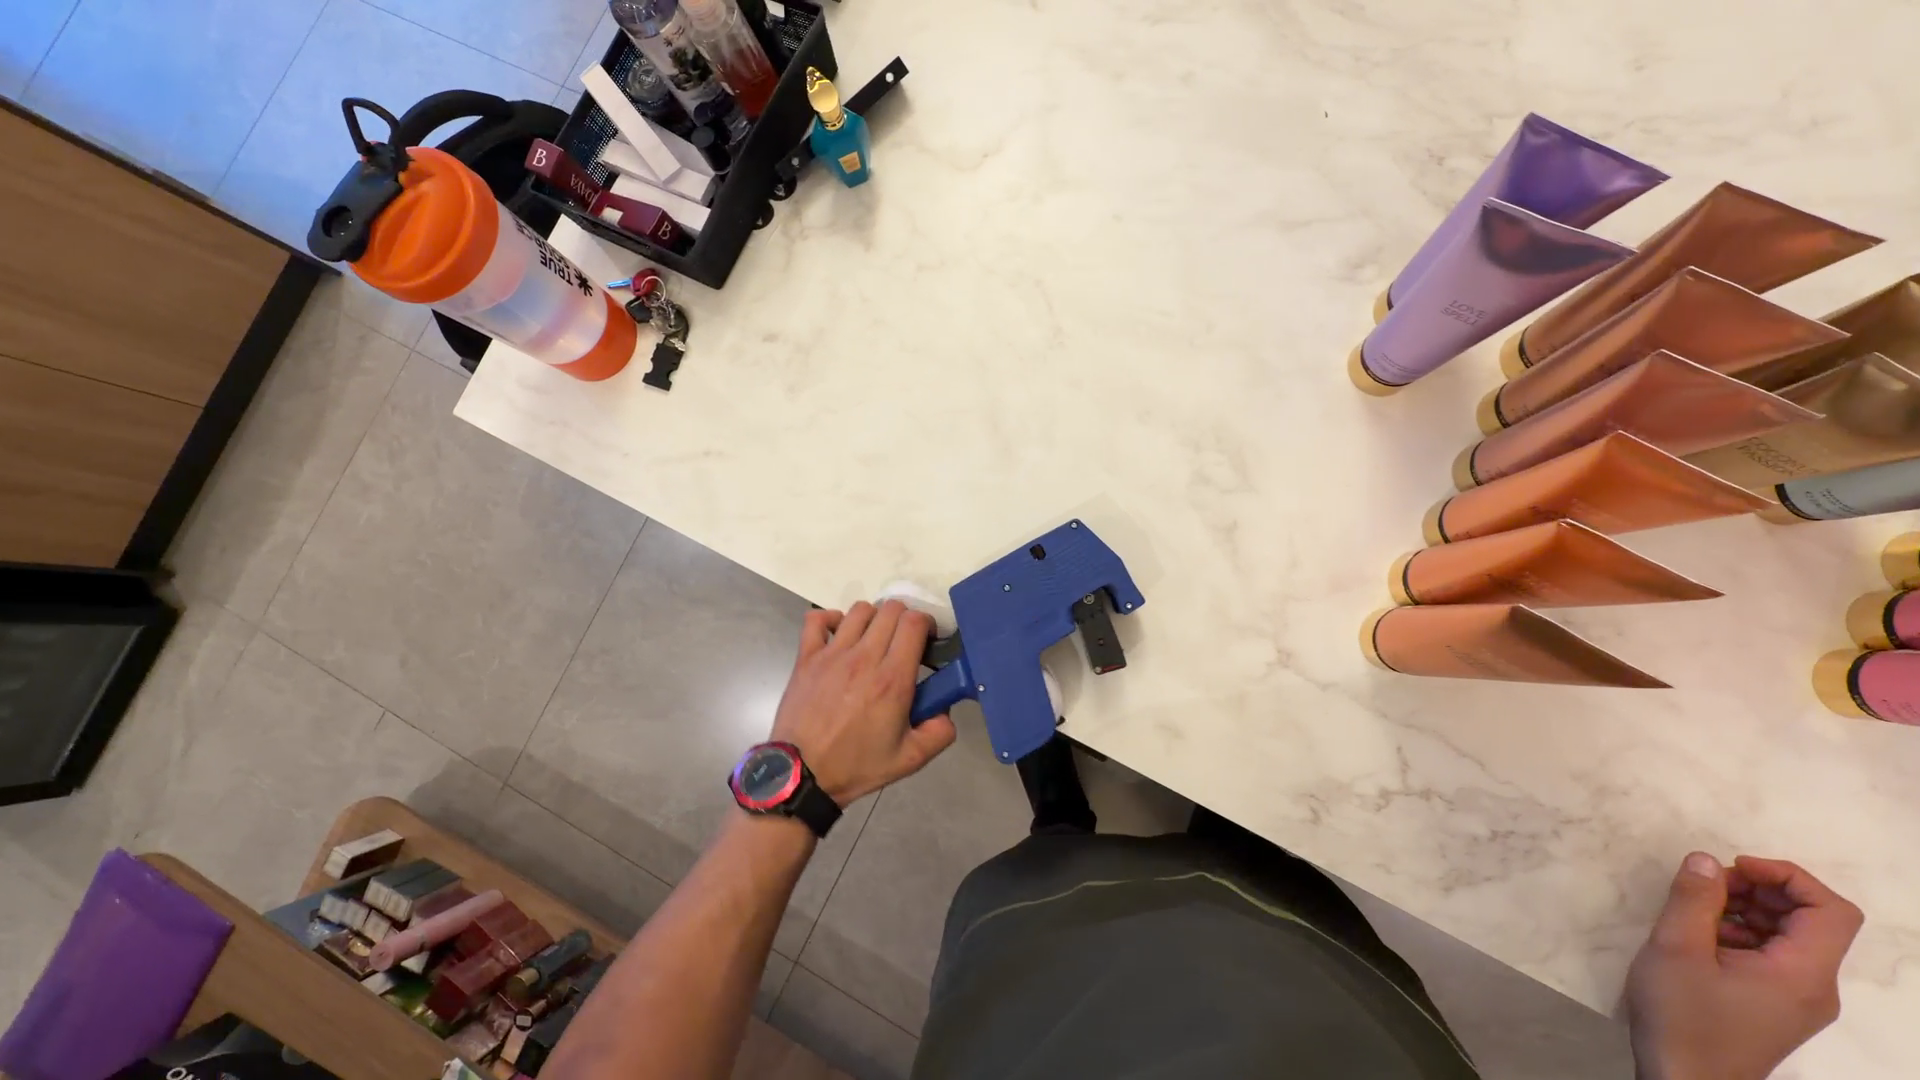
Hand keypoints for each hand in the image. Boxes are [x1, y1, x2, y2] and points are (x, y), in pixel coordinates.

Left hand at [770, 601, 955, 806]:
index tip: (927, 642)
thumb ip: (940, 731)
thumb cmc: (856, 766)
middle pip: (891, 610)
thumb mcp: (910, 759)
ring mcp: (832, 654)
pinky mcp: (806, 657)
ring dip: (874, 619)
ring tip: (874, 640)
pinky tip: (840, 636)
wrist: (802, 775)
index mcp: (892, 679)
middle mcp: (864, 658)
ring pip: (860, 610)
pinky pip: (817, 618)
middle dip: (904, 620)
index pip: (914, 623)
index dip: (926, 625)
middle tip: (904, 643)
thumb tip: (945, 706)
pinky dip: (831, 619)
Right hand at [1626, 852, 1862, 1079]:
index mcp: (1802, 973)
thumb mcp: (1674, 948)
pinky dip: (1741, 934)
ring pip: (1788, 936)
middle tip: (1703, 886)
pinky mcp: (1776, 1006)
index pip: (1831, 910)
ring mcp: (1797, 999)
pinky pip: (1773, 956)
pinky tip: (1700, 938)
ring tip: (1694, 911)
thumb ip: (1692, 899)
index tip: (1733, 867)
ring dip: (1745, 910)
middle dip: (1758, 890)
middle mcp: (1815, 986)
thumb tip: (1706, 860)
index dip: (1787, 876)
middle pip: (1810, 920)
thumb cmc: (1682, 1014)